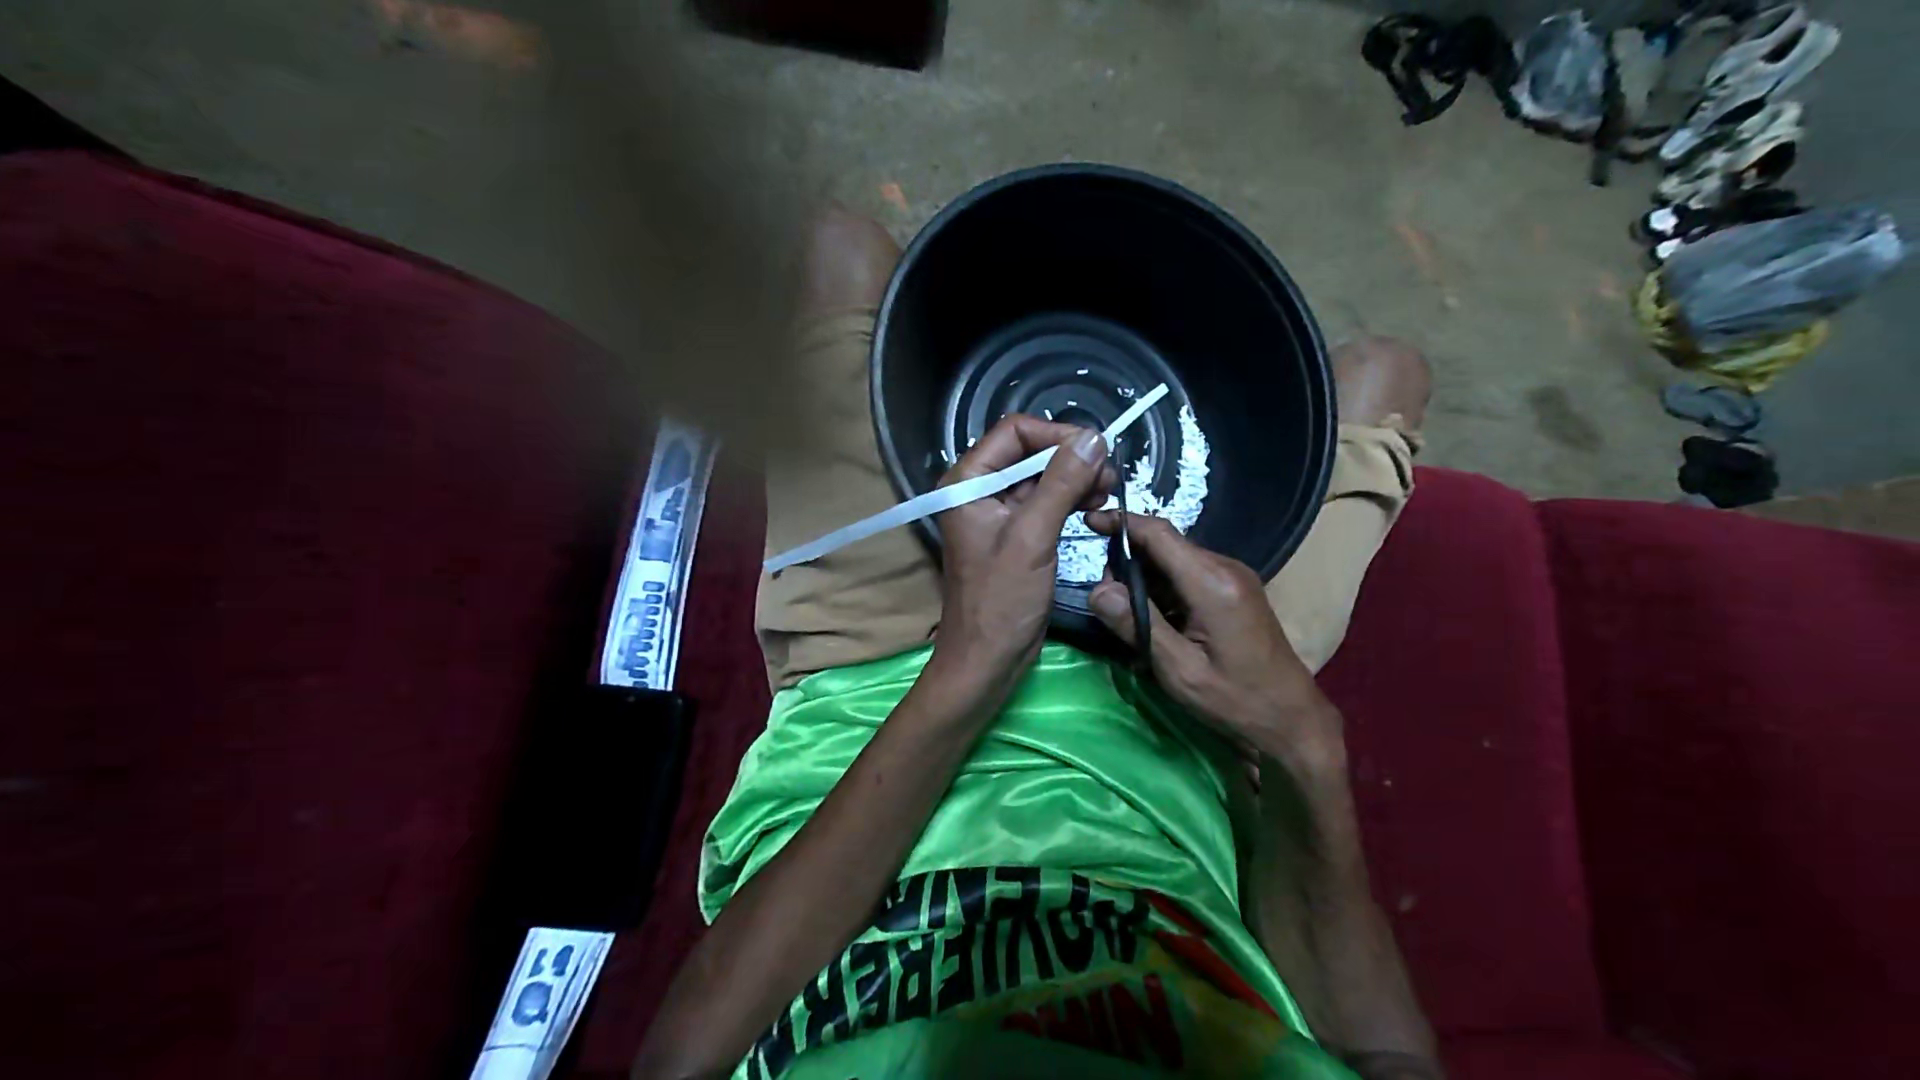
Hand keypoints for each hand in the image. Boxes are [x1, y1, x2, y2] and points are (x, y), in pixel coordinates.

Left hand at [932, 416, 1115, 683]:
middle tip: (1109, 476)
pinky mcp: (1015, 533)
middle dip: (1070, 457)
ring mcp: (997, 512)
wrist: (986, 659)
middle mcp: (978, 490)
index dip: (1056, 435)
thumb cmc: (1000, 601)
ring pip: (1041, 476)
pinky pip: (1045, 501)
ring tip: (1107, 489)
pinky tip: (1093, 503)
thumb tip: (1093, 437)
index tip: (1096, 450)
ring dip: (1075, 477)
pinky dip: (1069, 498)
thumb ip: (1061, 483)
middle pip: (1029, 451)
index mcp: (967, 482)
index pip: (1014, 432)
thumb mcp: (1032, 537)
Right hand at [1085, 512, 1343, 775]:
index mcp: (1212, 583)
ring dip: (1144, 575)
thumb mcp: (1179, 670)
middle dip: (1128, 557)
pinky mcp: (1234, 589)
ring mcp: (1233, 577)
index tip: (1088, 520)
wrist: (1290, 717)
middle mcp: (1225, 568)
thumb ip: (1138, 625)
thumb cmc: (1235, 699)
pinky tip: (1151, 616)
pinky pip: (1188, 574)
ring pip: (1175, 559)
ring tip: (1121, 608)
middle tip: (1102, 591)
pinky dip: (1162, 587)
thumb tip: (1098, 590)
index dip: (1122, 522)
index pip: (1159, 534)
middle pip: (1165, 545)